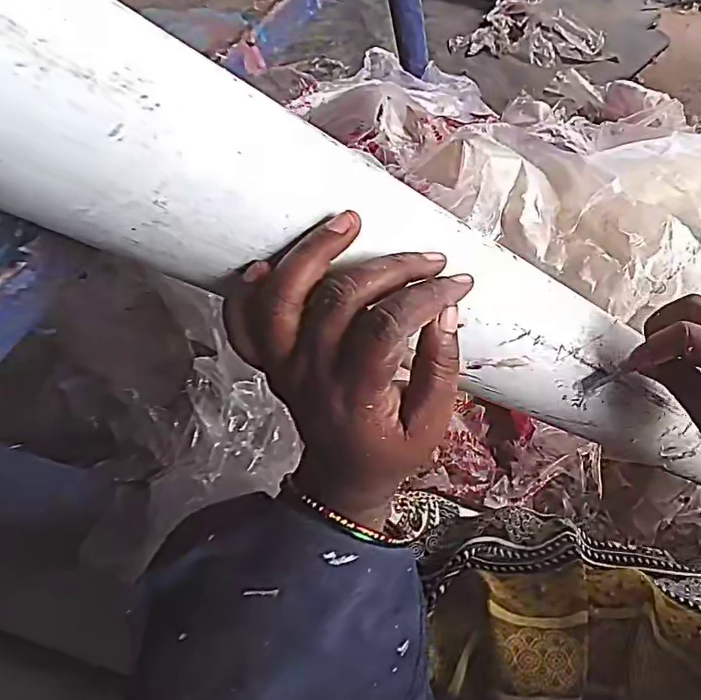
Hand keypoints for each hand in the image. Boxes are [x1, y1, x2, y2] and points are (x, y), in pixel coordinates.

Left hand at [224, 211, 472, 529]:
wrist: (341, 477)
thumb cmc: (390, 452)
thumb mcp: (433, 423)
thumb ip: (442, 366)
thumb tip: (445, 309)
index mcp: (356, 394)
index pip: (387, 326)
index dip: (425, 295)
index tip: (456, 282)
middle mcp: (312, 374)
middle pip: (340, 299)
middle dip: (391, 268)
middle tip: (428, 259)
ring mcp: (283, 364)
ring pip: (284, 297)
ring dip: (314, 252)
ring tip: (348, 221)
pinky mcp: (269, 358)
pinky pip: (244, 321)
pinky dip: (249, 290)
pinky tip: (269, 262)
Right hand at [624, 296, 700, 489]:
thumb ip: (675, 380)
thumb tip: (646, 362)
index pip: (686, 333)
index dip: (652, 346)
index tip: (635, 362)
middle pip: (694, 307)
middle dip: (661, 323)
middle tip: (648, 350)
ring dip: (678, 318)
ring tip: (664, 346)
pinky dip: (695, 323)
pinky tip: (687, 347)